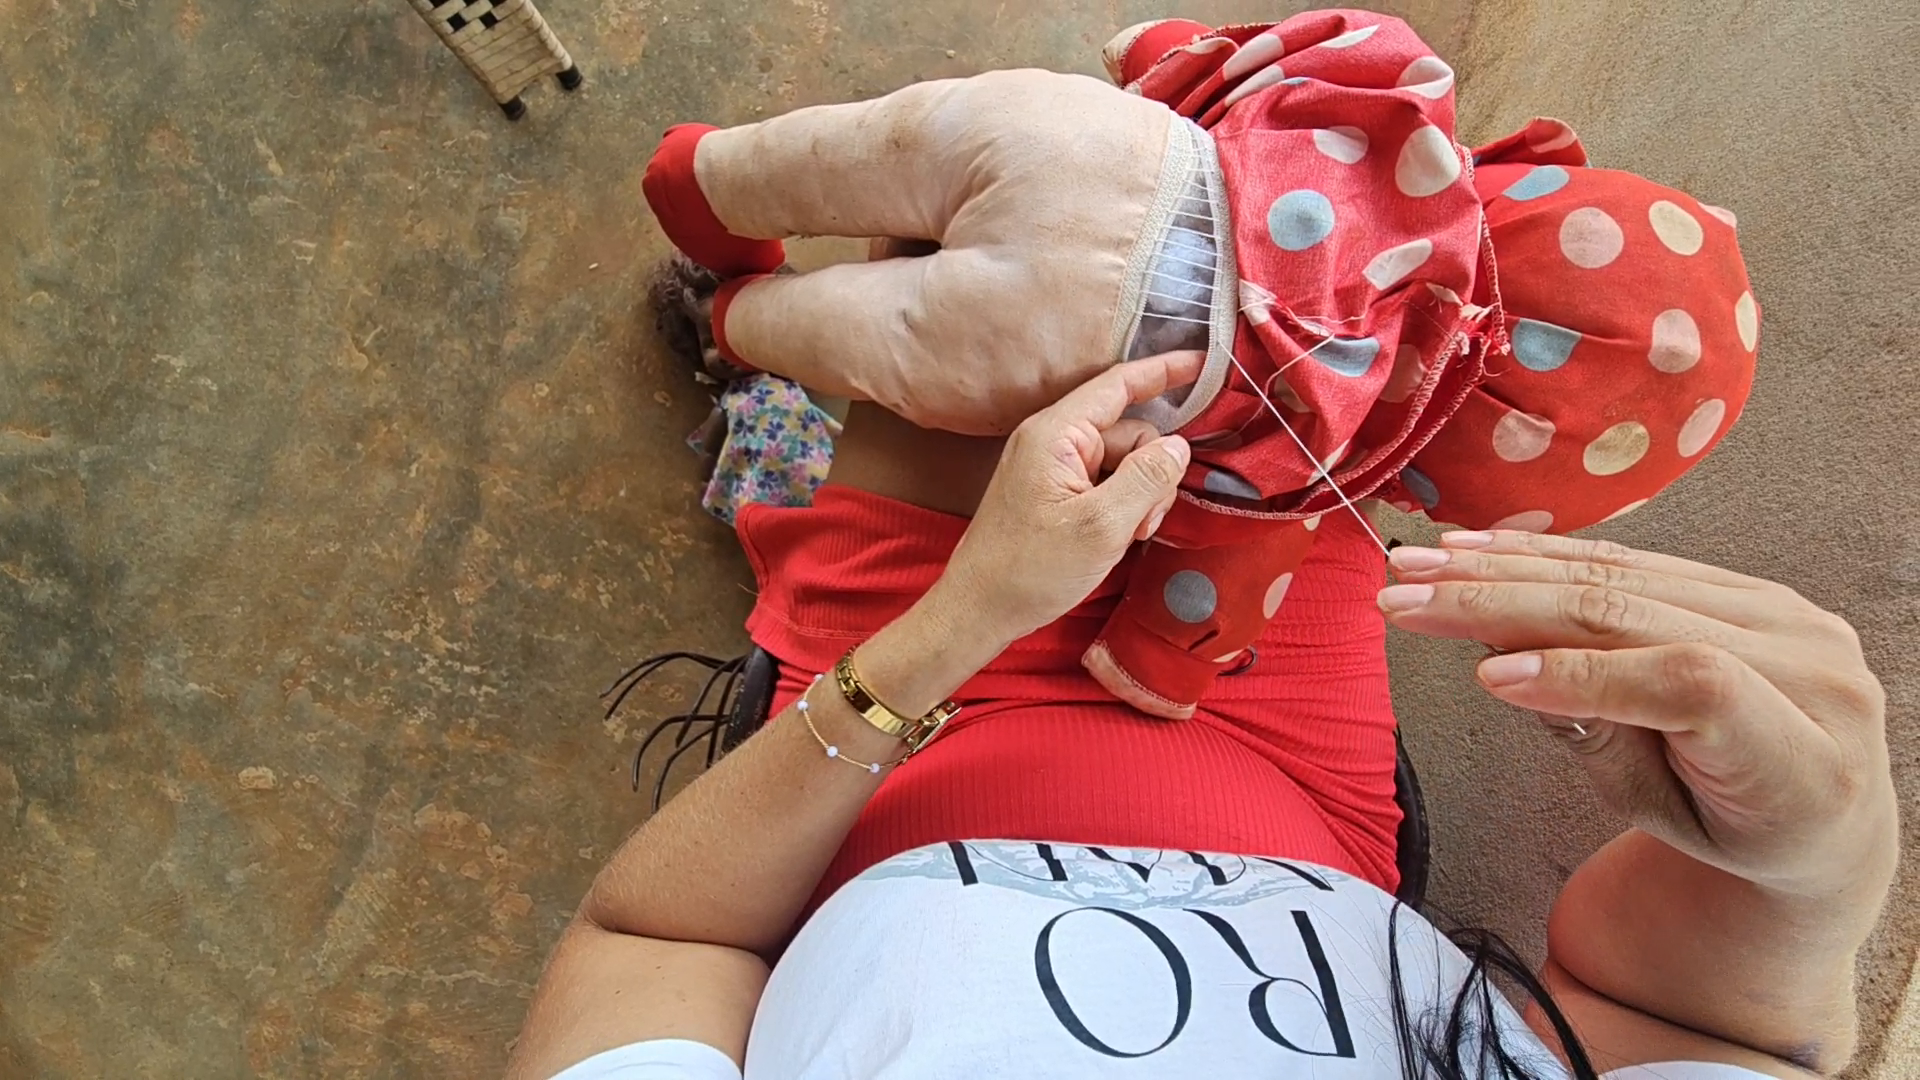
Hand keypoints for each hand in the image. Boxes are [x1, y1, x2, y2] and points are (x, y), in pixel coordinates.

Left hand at [935, 351, 1201, 644]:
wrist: (979, 610)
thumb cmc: (1032, 569)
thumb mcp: (1101, 526)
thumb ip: (1146, 479)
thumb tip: (1178, 446)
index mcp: (1056, 434)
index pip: (1117, 385)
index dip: (1164, 371)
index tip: (1206, 362)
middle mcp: (1052, 442)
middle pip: (1129, 433)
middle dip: (1151, 472)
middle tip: (1144, 523)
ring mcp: (1051, 469)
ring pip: (1122, 464)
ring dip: (1138, 498)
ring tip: (1126, 537)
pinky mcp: (1053, 494)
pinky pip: (1104, 486)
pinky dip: (1120, 509)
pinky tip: (1116, 539)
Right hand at [1380, 531, 1895, 896]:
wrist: (1812, 807)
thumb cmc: (1727, 824)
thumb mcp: (1654, 807)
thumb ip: (1591, 731)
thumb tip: (1504, 664)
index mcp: (1806, 757)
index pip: (1689, 687)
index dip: (1580, 673)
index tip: (1485, 676)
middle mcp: (1809, 667)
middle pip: (1627, 613)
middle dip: (1495, 603)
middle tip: (1406, 599)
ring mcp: (1779, 615)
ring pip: (1610, 575)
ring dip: (1496, 567)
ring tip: (1419, 565)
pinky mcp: (1739, 586)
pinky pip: (1622, 558)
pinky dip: (1538, 553)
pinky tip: (1475, 546)